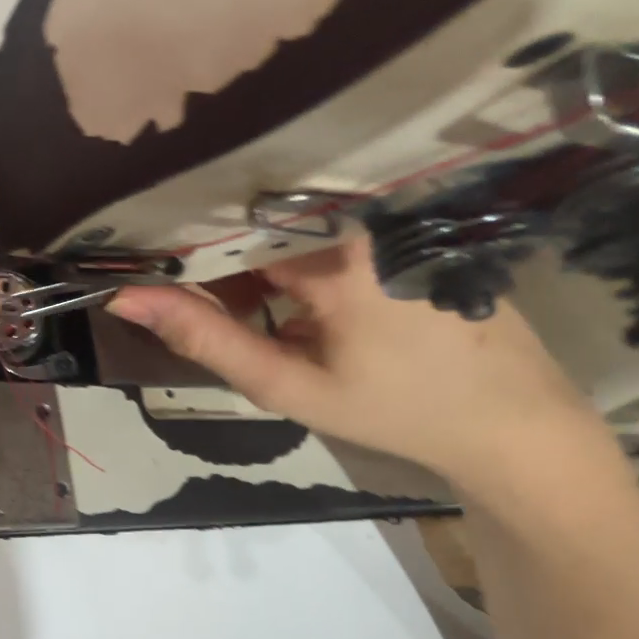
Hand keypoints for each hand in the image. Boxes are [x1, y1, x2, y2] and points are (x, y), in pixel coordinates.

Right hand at [105, 239, 602, 485]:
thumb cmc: (394, 409)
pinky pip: (330, 229)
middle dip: (212, 252)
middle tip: (174, 292)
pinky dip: (292, 258)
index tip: (136, 263)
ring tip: (226, 305)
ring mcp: (399, 218)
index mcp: (342, 248)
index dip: (178, 241)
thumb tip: (126, 298)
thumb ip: (203, 337)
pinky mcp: (413, 228)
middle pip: (262, 216)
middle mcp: (372, 215)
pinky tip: (281, 299)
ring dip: (250, 259)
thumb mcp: (284, 383)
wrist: (511, 422)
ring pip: (293, 223)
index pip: (232, 223)